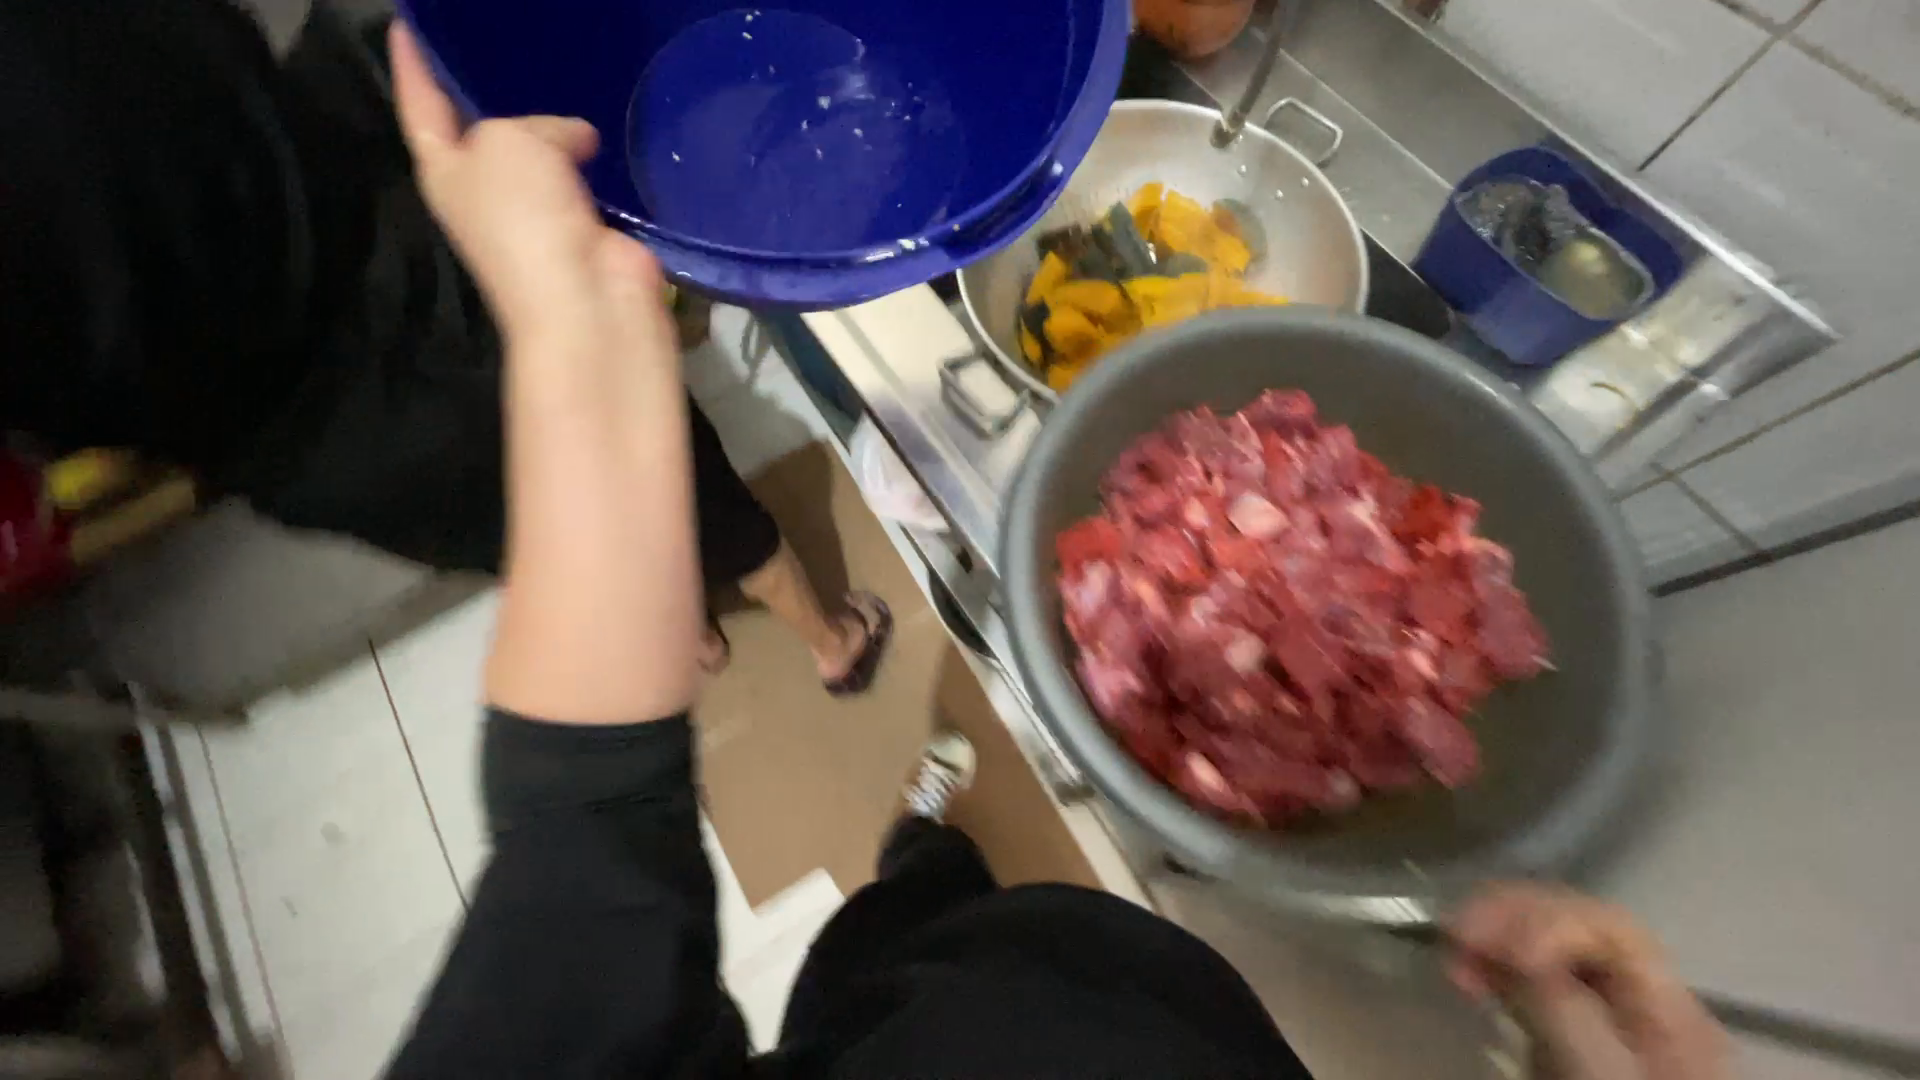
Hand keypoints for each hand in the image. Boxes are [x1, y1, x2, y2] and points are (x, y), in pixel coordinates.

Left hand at [387, 21, 668, 355]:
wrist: (588, 301)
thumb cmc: (526, 220)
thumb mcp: (510, 143)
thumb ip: (537, 123)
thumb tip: (578, 141)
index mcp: (446, 172)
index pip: (421, 107)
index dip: (413, 65)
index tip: (411, 26)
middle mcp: (491, 195)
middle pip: (488, 132)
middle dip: (496, 96)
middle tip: (510, 49)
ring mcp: (545, 217)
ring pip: (547, 158)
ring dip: (559, 132)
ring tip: (572, 84)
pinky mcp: (594, 234)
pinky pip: (594, 186)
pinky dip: (604, 168)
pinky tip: (615, 143)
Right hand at [1448, 884, 1728, 1079]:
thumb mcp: (1595, 1076)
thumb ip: (1562, 1008)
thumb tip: (1510, 946)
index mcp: (1669, 1009)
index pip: (1610, 928)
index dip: (1549, 921)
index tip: (1498, 948)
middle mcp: (1639, 994)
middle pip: (1573, 920)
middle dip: (1508, 916)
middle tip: (1457, 936)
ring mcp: (1600, 1006)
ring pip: (1541, 935)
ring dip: (1490, 932)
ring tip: (1455, 956)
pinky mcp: (1563, 1018)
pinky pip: (1522, 964)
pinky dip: (1488, 956)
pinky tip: (1465, 971)